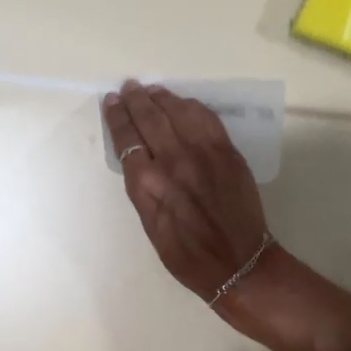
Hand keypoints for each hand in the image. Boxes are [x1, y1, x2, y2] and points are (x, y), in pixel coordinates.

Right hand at [103, 79, 273, 302]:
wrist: (239, 263)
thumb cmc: (187, 255)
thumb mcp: (150, 226)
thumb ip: (142, 188)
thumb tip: (137, 159)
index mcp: (148, 184)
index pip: (127, 138)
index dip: (118, 117)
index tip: (112, 102)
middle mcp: (174, 161)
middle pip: (150, 118)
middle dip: (136, 99)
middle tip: (129, 87)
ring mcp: (204, 153)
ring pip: (178, 111)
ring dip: (162, 97)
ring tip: (152, 90)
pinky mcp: (228, 152)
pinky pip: (206, 118)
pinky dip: (191, 107)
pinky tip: (183, 104)